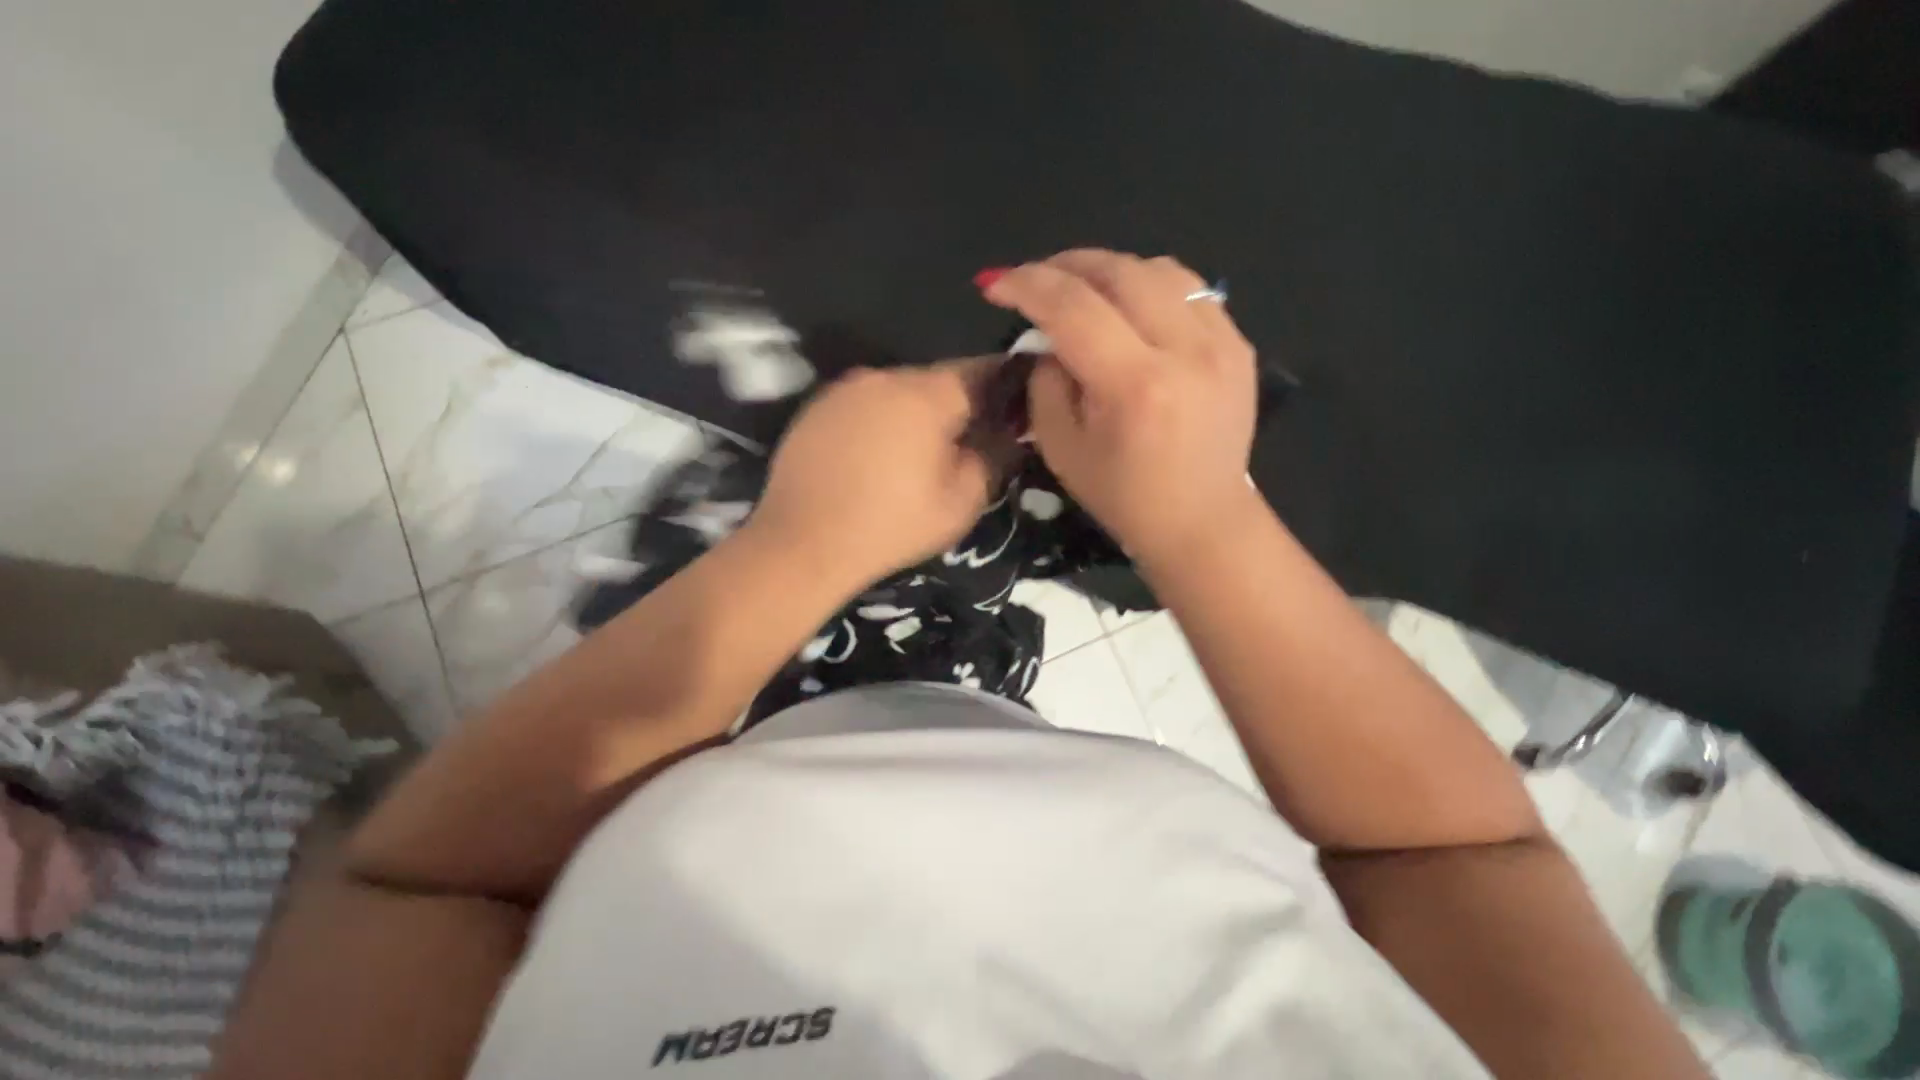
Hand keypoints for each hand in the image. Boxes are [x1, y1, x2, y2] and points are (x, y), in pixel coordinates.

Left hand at [742, 361, 1006, 588]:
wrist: (802, 543)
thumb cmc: (892, 524)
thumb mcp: (962, 500)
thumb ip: (995, 455)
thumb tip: (1012, 431)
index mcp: (927, 393)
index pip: (981, 370)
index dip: (1005, 387)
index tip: (1017, 409)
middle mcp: (884, 376)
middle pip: (936, 381)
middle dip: (957, 405)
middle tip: (968, 443)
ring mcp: (844, 390)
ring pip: (897, 392)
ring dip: (915, 415)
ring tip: (917, 456)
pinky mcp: (815, 409)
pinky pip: (862, 406)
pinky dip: (878, 423)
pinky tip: (875, 460)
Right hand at [983, 250, 1263, 564]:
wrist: (1202, 521)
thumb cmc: (1123, 496)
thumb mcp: (1060, 446)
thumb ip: (1045, 380)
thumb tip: (1047, 332)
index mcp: (1135, 386)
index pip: (1073, 307)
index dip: (1027, 285)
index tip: (996, 285)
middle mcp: (1185, 352)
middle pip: (1119, 272)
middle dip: (1066, 266)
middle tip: (1036, 280)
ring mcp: (1222, 344)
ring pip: (1158, 270)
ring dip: (1110, 271)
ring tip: (1082, 288)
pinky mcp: (1240, 345)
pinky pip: (1190, 290)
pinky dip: (1151, 287)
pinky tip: (1130, 308)